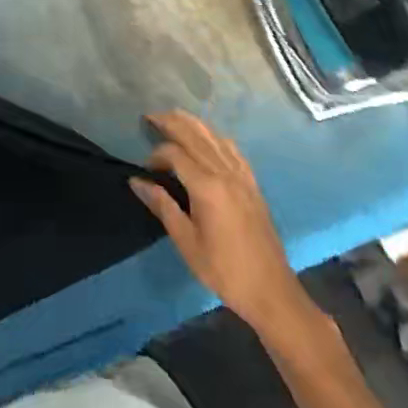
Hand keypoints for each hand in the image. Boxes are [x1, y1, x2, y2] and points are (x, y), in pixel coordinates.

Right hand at [129, 110, 308, 325]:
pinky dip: (216, 138)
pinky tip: (209, 139)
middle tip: (150, 117)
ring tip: (174, 118)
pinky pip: (233, 151)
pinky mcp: (253, 185)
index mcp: (207, 187)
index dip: (156, 155)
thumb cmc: (223, 269)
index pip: (175, 154)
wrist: (271, 291)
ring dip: (193, 124)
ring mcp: (243, 177)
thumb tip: (136, 181)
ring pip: (215, 138)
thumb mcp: (186, 241)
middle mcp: (225, 174)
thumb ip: (162, 205)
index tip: (145, 169)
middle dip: (171, 122)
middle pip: (195, 136)